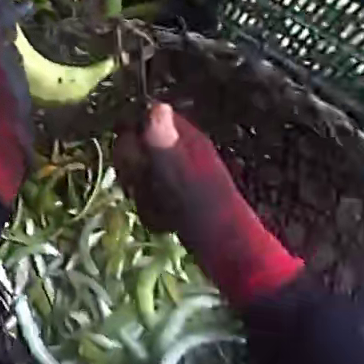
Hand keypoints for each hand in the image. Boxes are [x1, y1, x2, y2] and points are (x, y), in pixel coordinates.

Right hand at [114, 103, 302, 304]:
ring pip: (139, 172)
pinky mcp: (177, 196)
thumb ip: (165, 144)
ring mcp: (179, 174)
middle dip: (134, 171)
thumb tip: (156, 106)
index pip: (144, 120)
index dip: (132, 140)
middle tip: (144, 191)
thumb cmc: (207, 215)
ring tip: (156, 210)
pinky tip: (161, 221)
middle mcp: (181, 150)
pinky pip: (148, 193)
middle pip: (136, 148)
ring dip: (140, 193)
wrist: (232, 257)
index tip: (134, 164)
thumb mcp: (181, 178)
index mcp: (186, 138)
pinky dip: (149, 208)